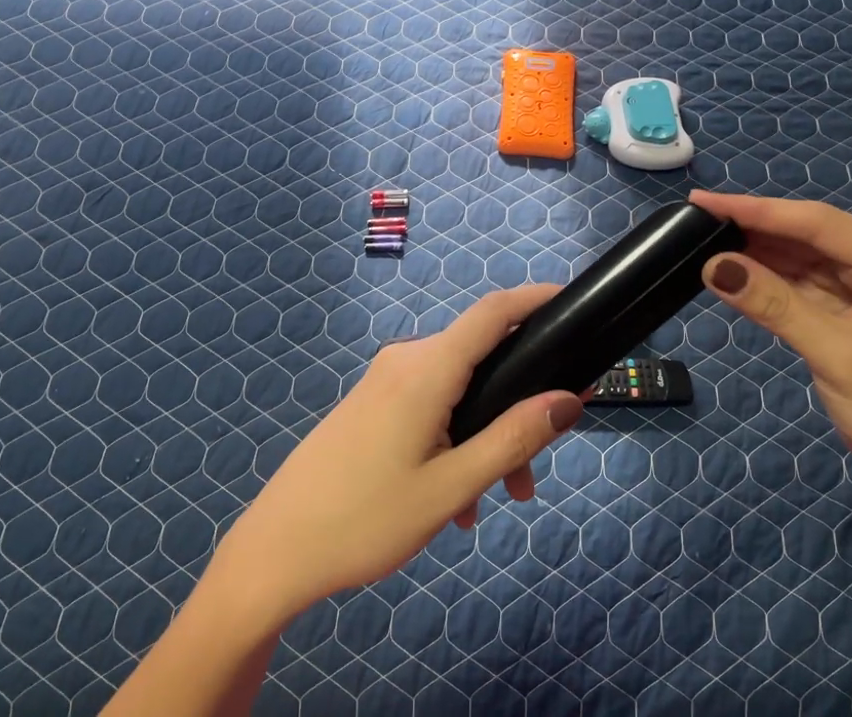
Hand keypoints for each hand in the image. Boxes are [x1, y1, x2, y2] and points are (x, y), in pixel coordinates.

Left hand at [212, 285, 584, 619]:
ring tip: (489, 503)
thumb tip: (568, 398)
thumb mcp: (452, 486)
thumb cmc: (367, 519)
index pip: (492, 312)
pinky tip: (453, 502)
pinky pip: (429, 408)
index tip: (575, 307)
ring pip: (457, 393)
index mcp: (425, 370)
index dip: (536, 300)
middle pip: (480, 363)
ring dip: (484, 439)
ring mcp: (382, 383)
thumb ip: (514, 438)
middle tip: (529, 477)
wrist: (276, 551)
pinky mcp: (370, 405)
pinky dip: (453, 442)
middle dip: (515, 411)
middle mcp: (404, 362)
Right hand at [690, 191, 851, 498]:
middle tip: (695, 218)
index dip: (757, 210)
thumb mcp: (833, 354)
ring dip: (758, 251)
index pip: (819, 223)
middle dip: (754, 227)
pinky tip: (734, 267)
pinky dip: (770, 278)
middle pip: (811, 234)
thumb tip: (713, 265)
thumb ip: (773, 304)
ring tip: (704, 238)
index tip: (702, 201)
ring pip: (804, 256)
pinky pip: (805, 282)